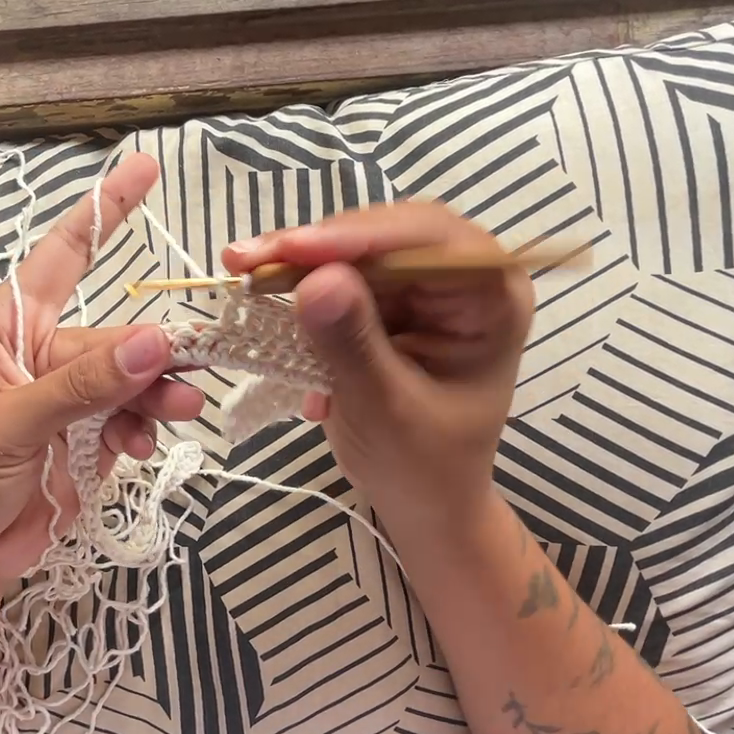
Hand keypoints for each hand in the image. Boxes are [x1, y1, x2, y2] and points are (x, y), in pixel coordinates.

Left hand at [0, 154, 205, 588]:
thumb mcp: (8, 425)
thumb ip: (80, 385)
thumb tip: (155, 342)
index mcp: (8, 330)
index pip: (59, 256)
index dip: (101, 211)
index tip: (143, 168)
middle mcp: (43, 355)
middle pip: (114, 334)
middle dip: (151, 354)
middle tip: (191, 372)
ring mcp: (70, 400)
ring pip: (132, 379)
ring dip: (157, 395)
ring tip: (181, 412)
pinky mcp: (89, 439)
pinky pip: (132, 419)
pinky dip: (143, 430)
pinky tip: (140, 448)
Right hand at [221, 202, 532, 526]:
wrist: (420, 499)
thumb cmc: (420, 464)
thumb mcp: (384, 408)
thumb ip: (352, 344)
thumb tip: (316, 279)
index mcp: (491, 300)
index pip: (428, 242)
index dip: (357, 238)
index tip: (292, 250)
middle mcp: (461, 280)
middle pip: (385, 234)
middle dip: (314, 245)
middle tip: (246, 257)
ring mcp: (422, 289)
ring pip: (355, 251)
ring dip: (296, 262)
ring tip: (242, 270)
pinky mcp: (389, 303)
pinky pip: (339, 278)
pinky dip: (299, 287)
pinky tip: (263, 290)